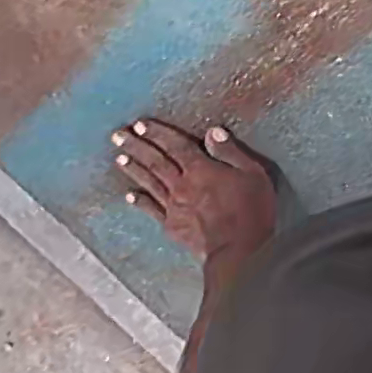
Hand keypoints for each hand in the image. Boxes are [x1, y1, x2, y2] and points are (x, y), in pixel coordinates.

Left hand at [111, 119, 276, 270]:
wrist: (238, 248)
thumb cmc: (252, 207)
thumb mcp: (253, 174)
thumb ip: (231, 153)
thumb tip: (212, 132)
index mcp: (201, 170)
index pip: (177, 146)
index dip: (159, 133)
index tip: (141, 124)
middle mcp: (181, 185)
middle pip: (156, 162)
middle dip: (137, 146)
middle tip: (118, 135)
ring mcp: (173, 206)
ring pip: (149, 183)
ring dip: (134, 168)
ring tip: (119, 157)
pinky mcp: (172, 225)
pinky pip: (152, 209)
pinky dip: (140, 201)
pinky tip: (130, 195)